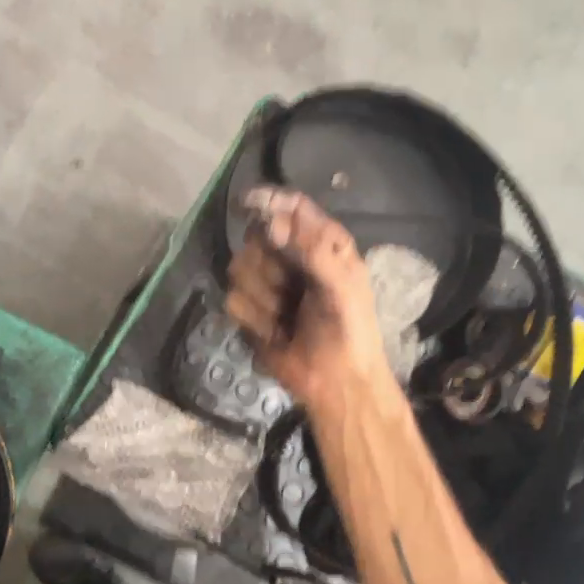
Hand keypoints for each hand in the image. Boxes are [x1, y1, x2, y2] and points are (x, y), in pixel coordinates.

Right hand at [225, 187, 389, 405]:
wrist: (335, 382)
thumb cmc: (350, 330)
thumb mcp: (342, 285)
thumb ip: (311, 250)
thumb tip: (272, 223)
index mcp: (322, 243)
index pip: (291, 207)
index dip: (268, 201)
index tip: (247, 204)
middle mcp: (290, 257)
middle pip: (255, 236)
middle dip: (268, 264)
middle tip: (290, 287)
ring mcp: (267, 284)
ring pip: (238, 268)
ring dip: (262, 296)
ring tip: (286, 316)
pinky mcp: (250, 310)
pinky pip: (233, 300)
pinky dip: (254, 319)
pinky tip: (275, 332)